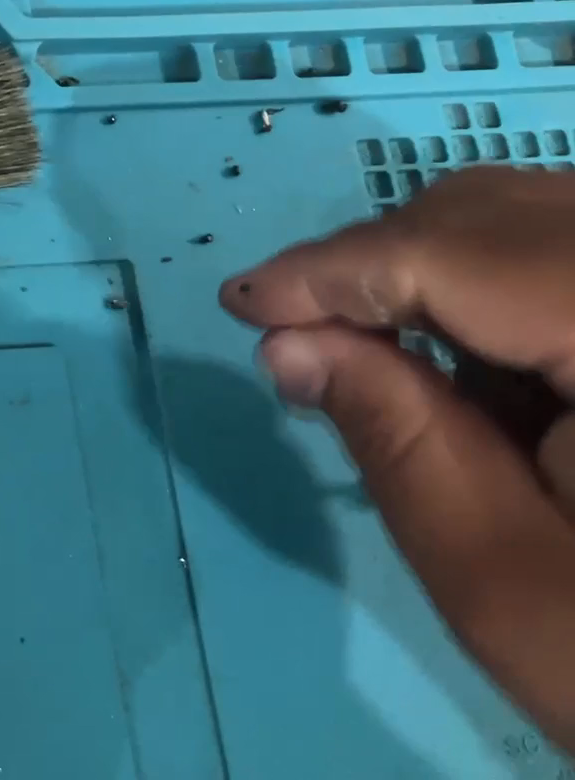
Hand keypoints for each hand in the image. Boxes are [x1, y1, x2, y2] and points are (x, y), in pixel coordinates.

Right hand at [218, 166, 574, 749]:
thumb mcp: (500, 573)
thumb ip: (393, 436)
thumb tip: (288, 343)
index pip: (462, 254)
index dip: (331, 268)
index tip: (244, 306)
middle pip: (510, 213)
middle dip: (379, 261)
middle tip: (308, 335)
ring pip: (548, 221)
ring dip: (440, 274)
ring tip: (394, 360)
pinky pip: (574, 260)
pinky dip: (507, 291)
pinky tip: (494, 373)